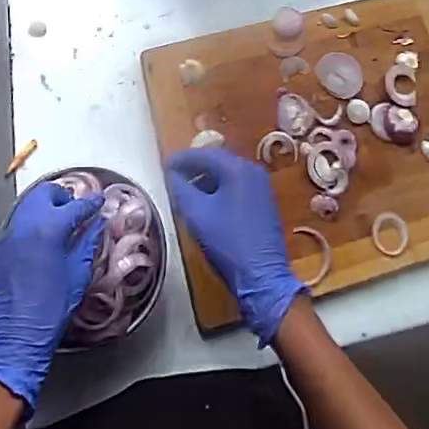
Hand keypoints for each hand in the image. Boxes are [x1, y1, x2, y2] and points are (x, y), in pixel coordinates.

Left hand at [0, 180, 105, 409]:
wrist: (10, 344)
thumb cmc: (47, 314)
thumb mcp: (78, 275)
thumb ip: (88, 243)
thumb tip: (96, 227)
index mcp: (47, 231)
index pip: (75, 205)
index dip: (91, 203)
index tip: (98, 203)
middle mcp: (21, 230)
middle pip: (42, 195)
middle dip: (62, 196)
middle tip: (76, 207)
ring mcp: (3, 242)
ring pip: (25, 210)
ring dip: (44, 211)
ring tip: (60, 226)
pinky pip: (13, 232)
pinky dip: (29, 230)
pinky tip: (40, 247)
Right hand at [165, 148, 303, 345]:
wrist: (262, 274)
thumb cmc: (228, 241)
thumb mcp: (197, 214)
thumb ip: (180, 189)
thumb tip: (171, 175)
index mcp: (238, 169)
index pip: (205, 154)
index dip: (181, 160)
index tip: (163, 166)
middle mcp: (253, 171)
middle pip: (219, 161)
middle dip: (194, 168)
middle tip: (172, 177)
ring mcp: (262, 186)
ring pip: (228, 175)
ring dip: (207, 179)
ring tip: (185, 191)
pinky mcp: (264, 202)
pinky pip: (238, 187)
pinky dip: (220, 189)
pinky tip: (207, 203)